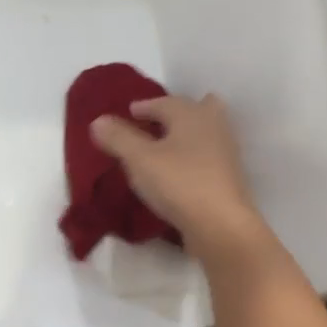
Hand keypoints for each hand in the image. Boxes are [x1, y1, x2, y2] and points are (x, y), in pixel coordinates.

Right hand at [90, 93, 266, 257]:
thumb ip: (118, 138)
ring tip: (165, 145)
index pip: (164, 102)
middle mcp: (213, 125)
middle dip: (175, 112)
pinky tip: (180, 169)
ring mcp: (225, 150)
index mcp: (191, 114)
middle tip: (156, 121)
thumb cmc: (178, 183)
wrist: (220, 223)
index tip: (129, 113)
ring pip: (205, 130)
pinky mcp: (228, 175)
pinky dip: (193, 153)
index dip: (144, 106)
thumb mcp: (139, 160)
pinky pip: (207, 153)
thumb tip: (98, 120)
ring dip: (186, 132)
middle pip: (195, 108)